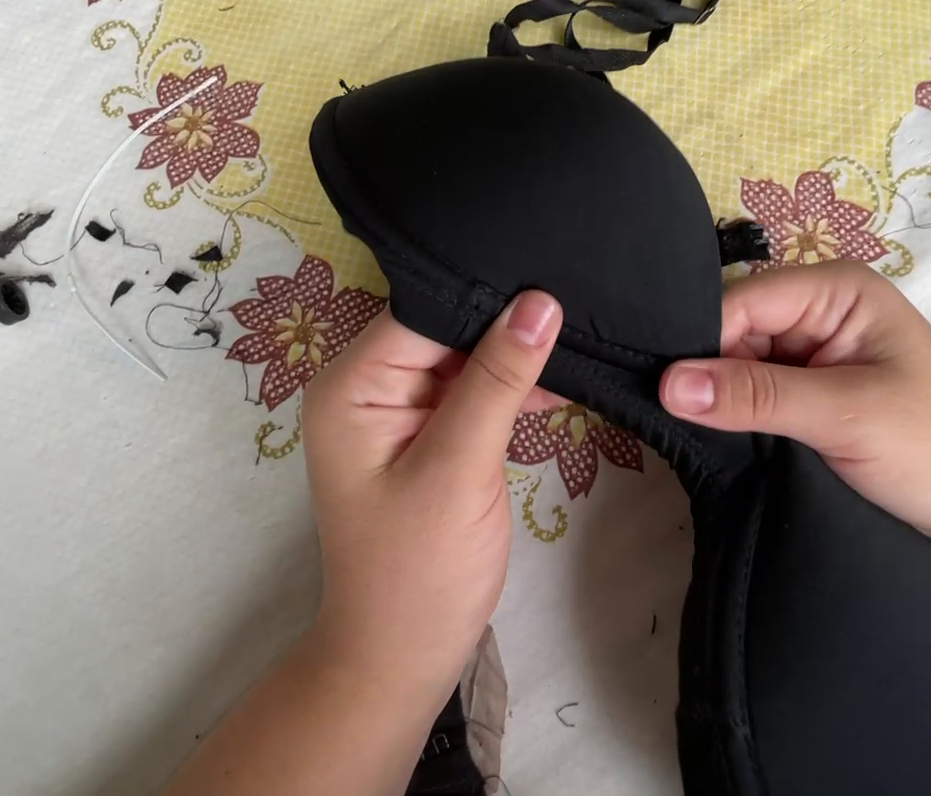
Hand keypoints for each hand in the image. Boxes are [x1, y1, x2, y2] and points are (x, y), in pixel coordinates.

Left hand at [298, 293, 561, 691]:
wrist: (406, 655)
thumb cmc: (419, 570)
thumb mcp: (458, 469)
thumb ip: (497, 382)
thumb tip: (540, 303)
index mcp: (352, 385)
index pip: (423, 313)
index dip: (484, 296)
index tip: (551, 275)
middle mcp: (369, 386)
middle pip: (445, 330)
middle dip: (506, 323)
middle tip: (575, 300)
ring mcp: (401, 409)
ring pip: (467, 357)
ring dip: (516, 357)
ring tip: (579, 335)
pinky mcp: (431, 432)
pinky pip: (475, 390)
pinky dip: (513, 389)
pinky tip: (559, 382)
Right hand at [657, 261, 930, 550]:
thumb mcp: (844, 416)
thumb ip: (754, 396)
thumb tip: (666, 384)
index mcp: (838, 289)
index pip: (742, 300)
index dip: (699, 339)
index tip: (657, 385)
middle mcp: (821, 310)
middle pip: (735, 326)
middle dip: (704, 368)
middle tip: (660, 410)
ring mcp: (815, 352)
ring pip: (738, 361)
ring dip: (716, 394)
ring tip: (678, 424)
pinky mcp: (811, 393)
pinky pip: (754, 391)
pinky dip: (733, 412)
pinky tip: (709, 430)